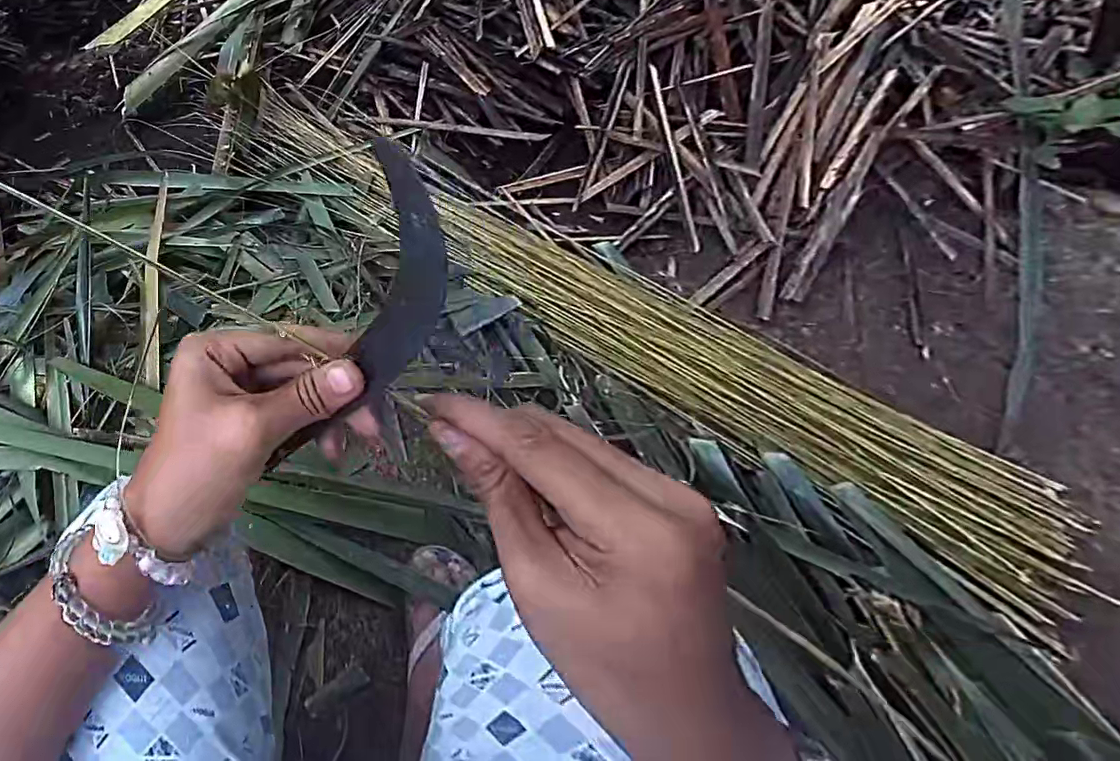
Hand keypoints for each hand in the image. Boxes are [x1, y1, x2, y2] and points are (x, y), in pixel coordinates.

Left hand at [122, 329, 367, 556]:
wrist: (163, 529)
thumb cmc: (199, 470)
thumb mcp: (253, 429)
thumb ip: (304, 398)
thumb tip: (356, 372)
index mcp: (214, 350)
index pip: (282, 341)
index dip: (329, 353)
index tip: (373, 368)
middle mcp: (224, 362)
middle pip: (293, 367)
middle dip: (333, 393)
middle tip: (373, 422)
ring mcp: (235, 392)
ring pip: (296, 391)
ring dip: (327, 414)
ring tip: (356, 442)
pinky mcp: (245, 420)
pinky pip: (288, 413)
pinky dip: (311, 428)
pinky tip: (331, 449)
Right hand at [423, 396, 792, 760]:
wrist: (689, 718)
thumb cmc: (603, 666)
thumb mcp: (534, 581)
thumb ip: (497, 495)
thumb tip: (451, 433)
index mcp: (639, 528)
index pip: (538, 447)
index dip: (478, 418)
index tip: (430, 401)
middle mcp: (669, 495)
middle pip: (558, 432)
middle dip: (495, 425)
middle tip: (442, 427)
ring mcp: (679, 492)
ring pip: (574, 436)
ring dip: (520, 440)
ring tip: (478, 455)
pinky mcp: (674, 496)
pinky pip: (594, 455)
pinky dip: (549, 457)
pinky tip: (525, 479)